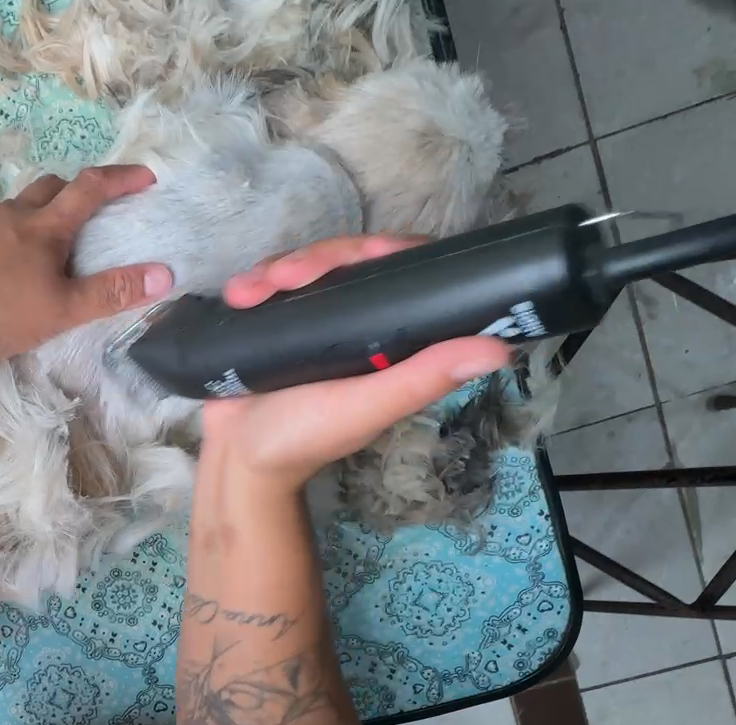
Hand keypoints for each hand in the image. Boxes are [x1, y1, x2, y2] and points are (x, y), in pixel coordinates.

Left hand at [0, 166, 173, 368]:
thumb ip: (112, 293)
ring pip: (22, 204)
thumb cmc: (2, 317)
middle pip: (52, 185)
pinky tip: (19, 260)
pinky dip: (21, 230)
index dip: (121, 179)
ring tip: (60, 237)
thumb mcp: (64, 310)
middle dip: (80, 189)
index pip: (90, 187)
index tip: (147, 178)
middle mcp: (12, 216)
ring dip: (47, 208)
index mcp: (43, 225)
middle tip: (99, 208)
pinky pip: (1, 225)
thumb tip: (164, 275)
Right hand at [202, 235, 512, 495]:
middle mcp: (349, 323)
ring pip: (302, 268)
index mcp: (386, 338)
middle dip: (316, 258)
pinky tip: (237, 294)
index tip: (364, 253)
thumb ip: (419, 380)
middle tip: (283, 277)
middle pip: (346, 261)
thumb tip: (500, 349)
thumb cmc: (300, 440)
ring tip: (246, 293)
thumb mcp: (362, 410)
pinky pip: (265, 286)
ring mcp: (306, 322)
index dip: (387, 251)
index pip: (401, 273)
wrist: (234, 461)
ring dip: (275, 267)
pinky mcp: (266, 325)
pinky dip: (250, 282)